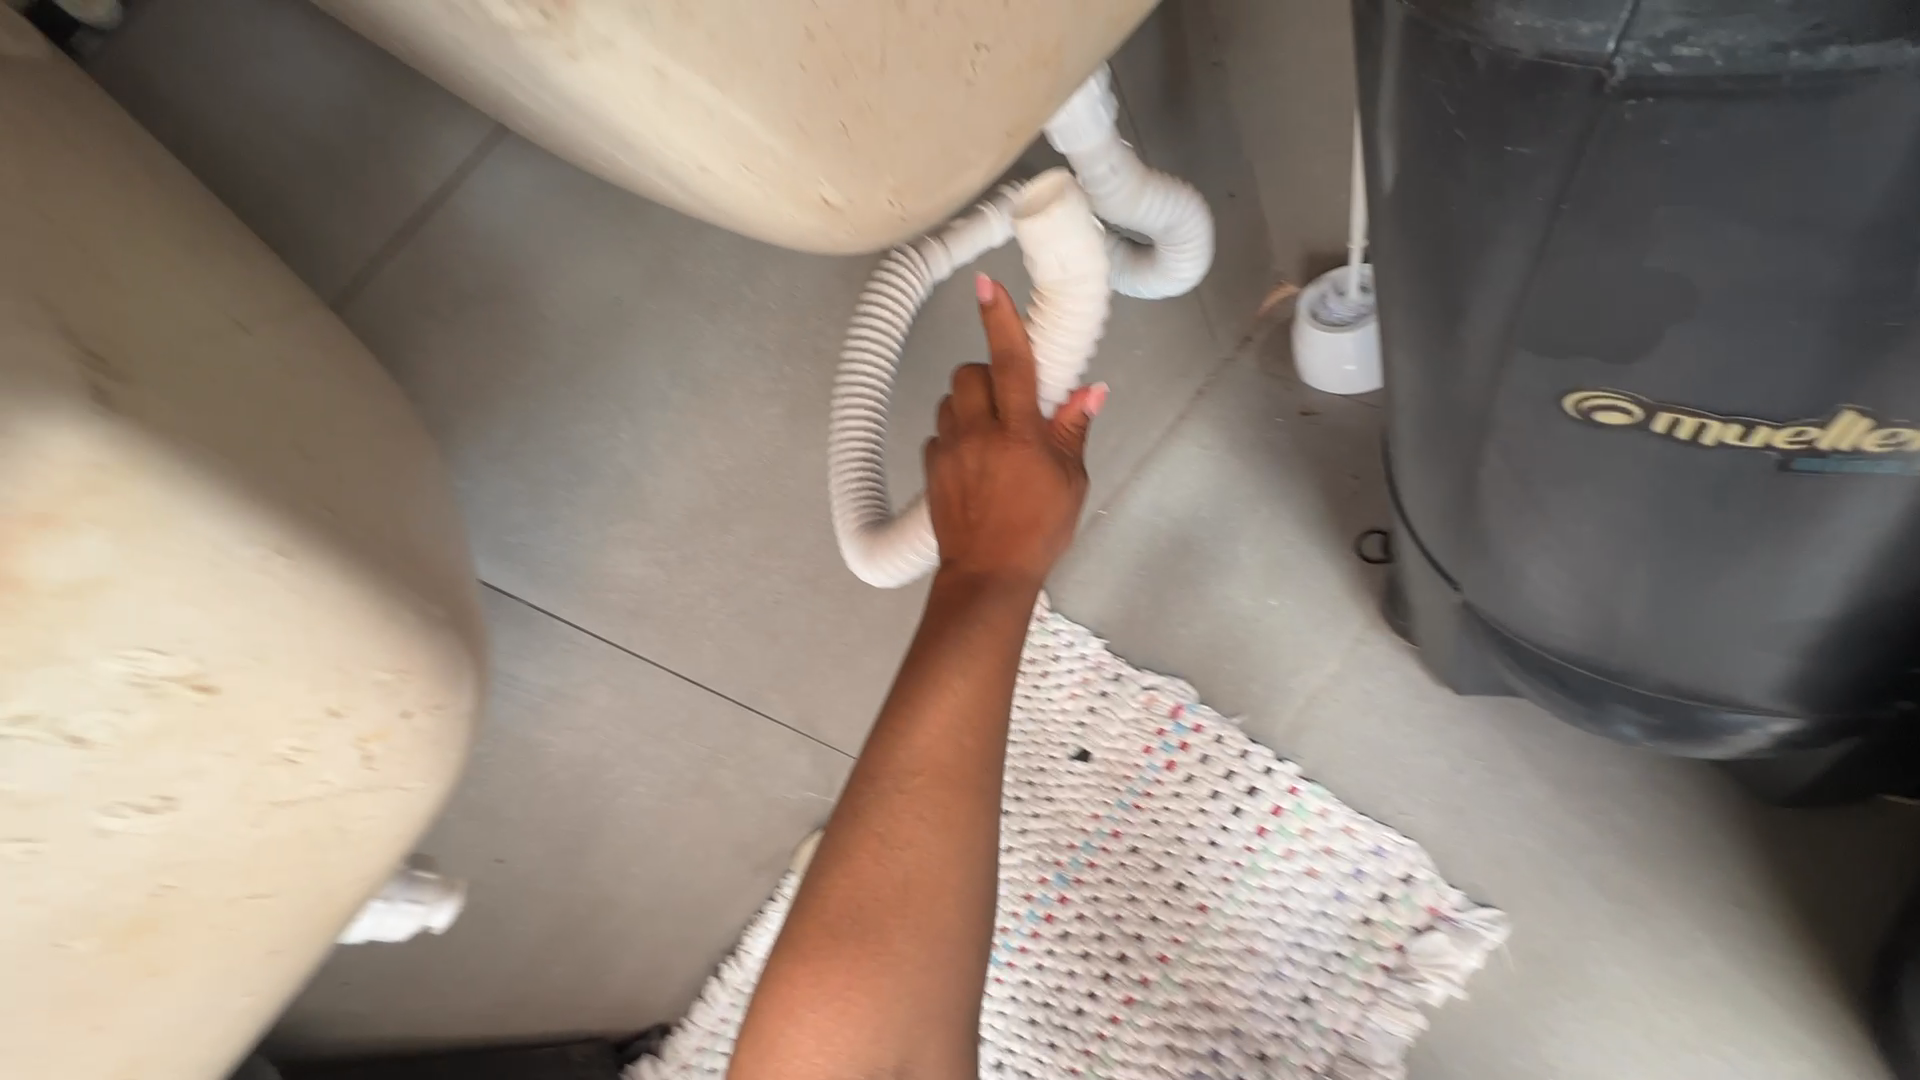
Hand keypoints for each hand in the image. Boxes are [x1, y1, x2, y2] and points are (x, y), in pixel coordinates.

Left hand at [923, 274, 1106, 590]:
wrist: (987, 575)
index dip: (1000, 322)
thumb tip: (1091, 392)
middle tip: (1007, 402)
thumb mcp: (1071, 482)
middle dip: (987, 374)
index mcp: (1018, 435)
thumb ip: (1073, 430)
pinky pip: (937, 433)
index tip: (987, 286)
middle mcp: (977, 435)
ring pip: (949, 401)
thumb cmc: (1037, 532)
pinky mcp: (930, 468)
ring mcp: (948, 451)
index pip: (1010, 364)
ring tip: (991, 436)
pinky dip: (953, 435)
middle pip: (968, 372)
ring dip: (969, 405)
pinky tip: (971, 461)